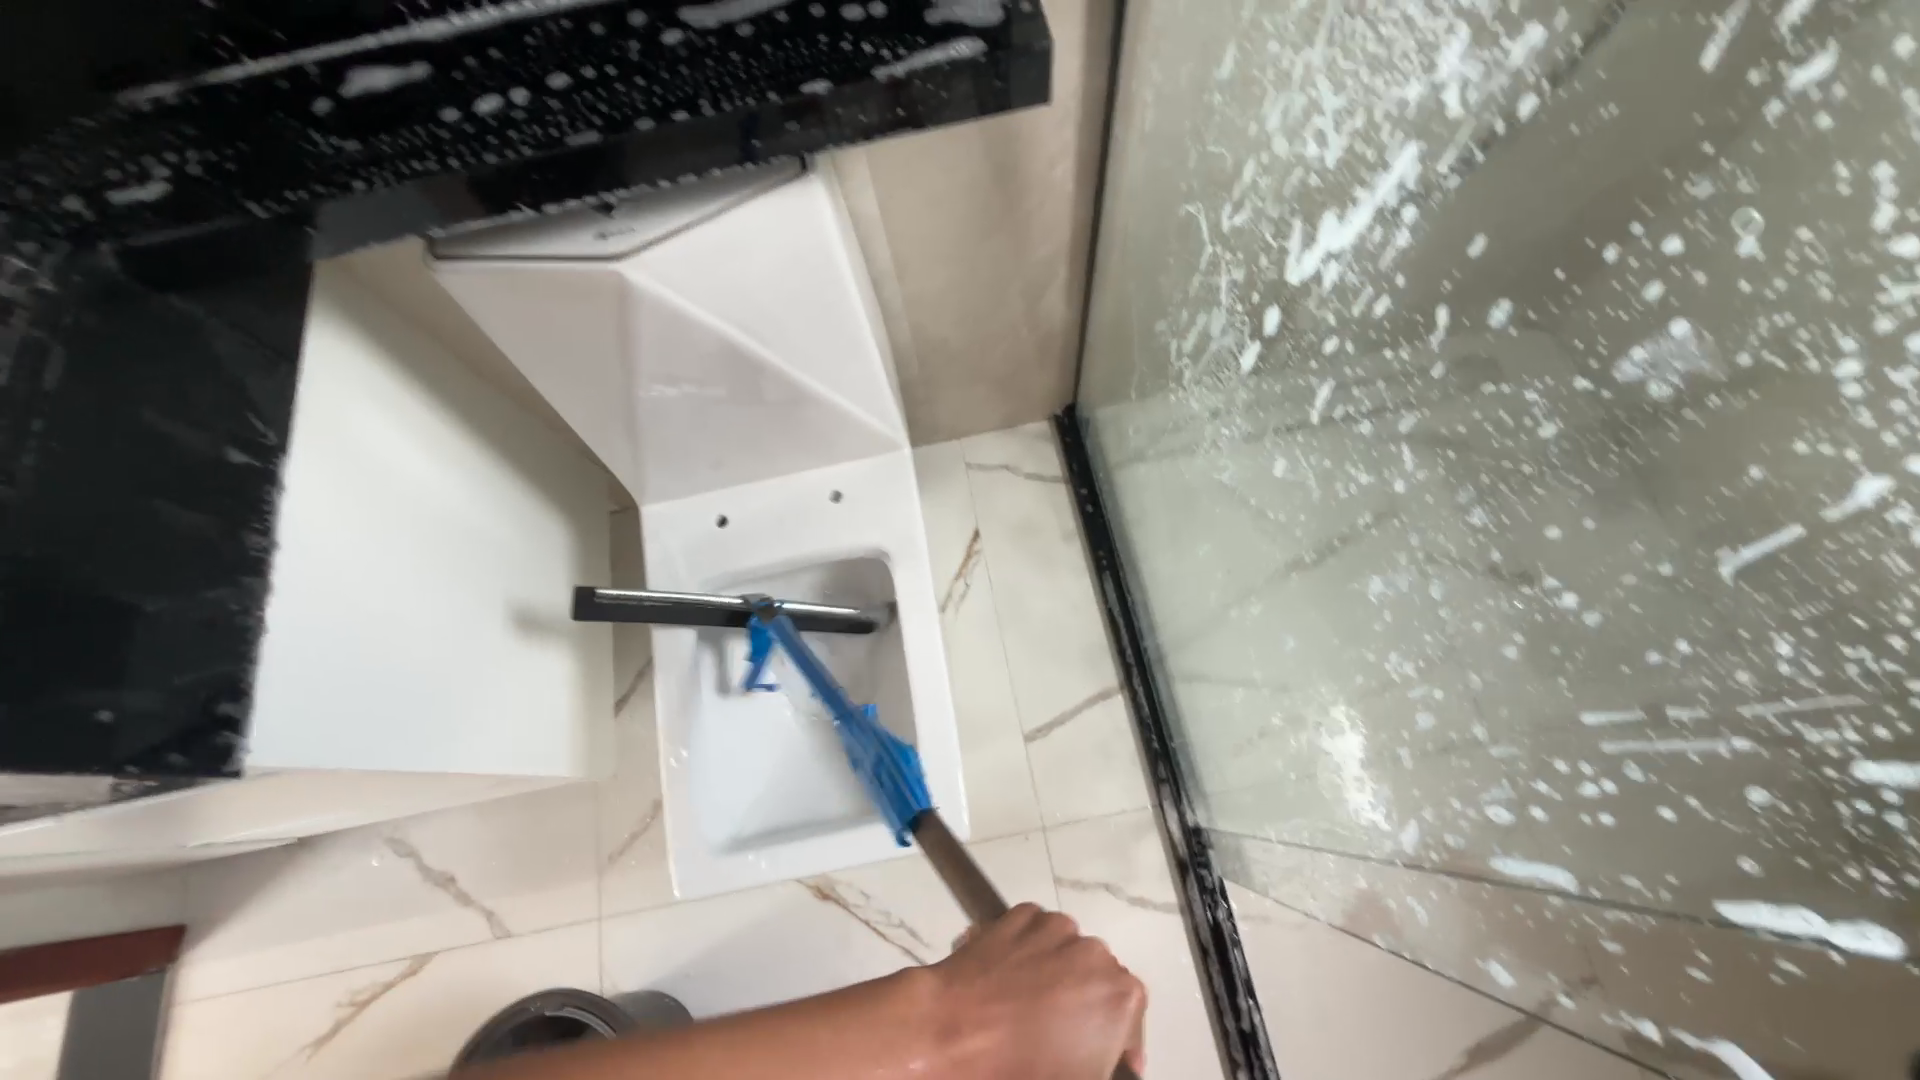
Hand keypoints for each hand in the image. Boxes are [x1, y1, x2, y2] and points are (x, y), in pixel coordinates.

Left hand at [925, 903, 1146, 1078]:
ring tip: (1028, 1004)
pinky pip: (1035, 931)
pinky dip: (1028, 948)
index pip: (1132, 1016)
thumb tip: (1099, 1053)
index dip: (1119, 1040)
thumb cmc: (1021, 1069)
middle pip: (1098, 977)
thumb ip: (1100, 1062)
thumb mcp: (1079, 1077)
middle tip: (1060, 1032)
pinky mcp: (1018, 914)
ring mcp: (1054, 926)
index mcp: (1120, 995)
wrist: (952, 1032)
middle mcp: (1094, 951)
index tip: (1107, 1057)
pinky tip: (1008, 977)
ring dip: (1057, 972)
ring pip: (1067, 950)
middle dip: (1085, 1001)